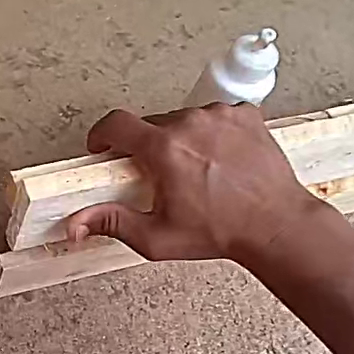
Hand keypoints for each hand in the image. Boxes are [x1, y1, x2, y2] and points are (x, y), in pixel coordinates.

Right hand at [63, 103, 332, 263]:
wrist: (275, 225)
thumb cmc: (222, 232)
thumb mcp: (157, 238)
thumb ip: (112, 224)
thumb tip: (77, 224)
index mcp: (164, 150)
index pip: (116, 123)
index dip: (102, 134)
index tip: (103, 145)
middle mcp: (191, 124)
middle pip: (151, 124)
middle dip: (148, 147)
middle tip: (160, 177)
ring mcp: (221, 116)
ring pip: (184, 120)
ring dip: (181, 140)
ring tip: (195, 171)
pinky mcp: (245, 115)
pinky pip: (215, 117)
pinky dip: (211, 134)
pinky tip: (219, 160)